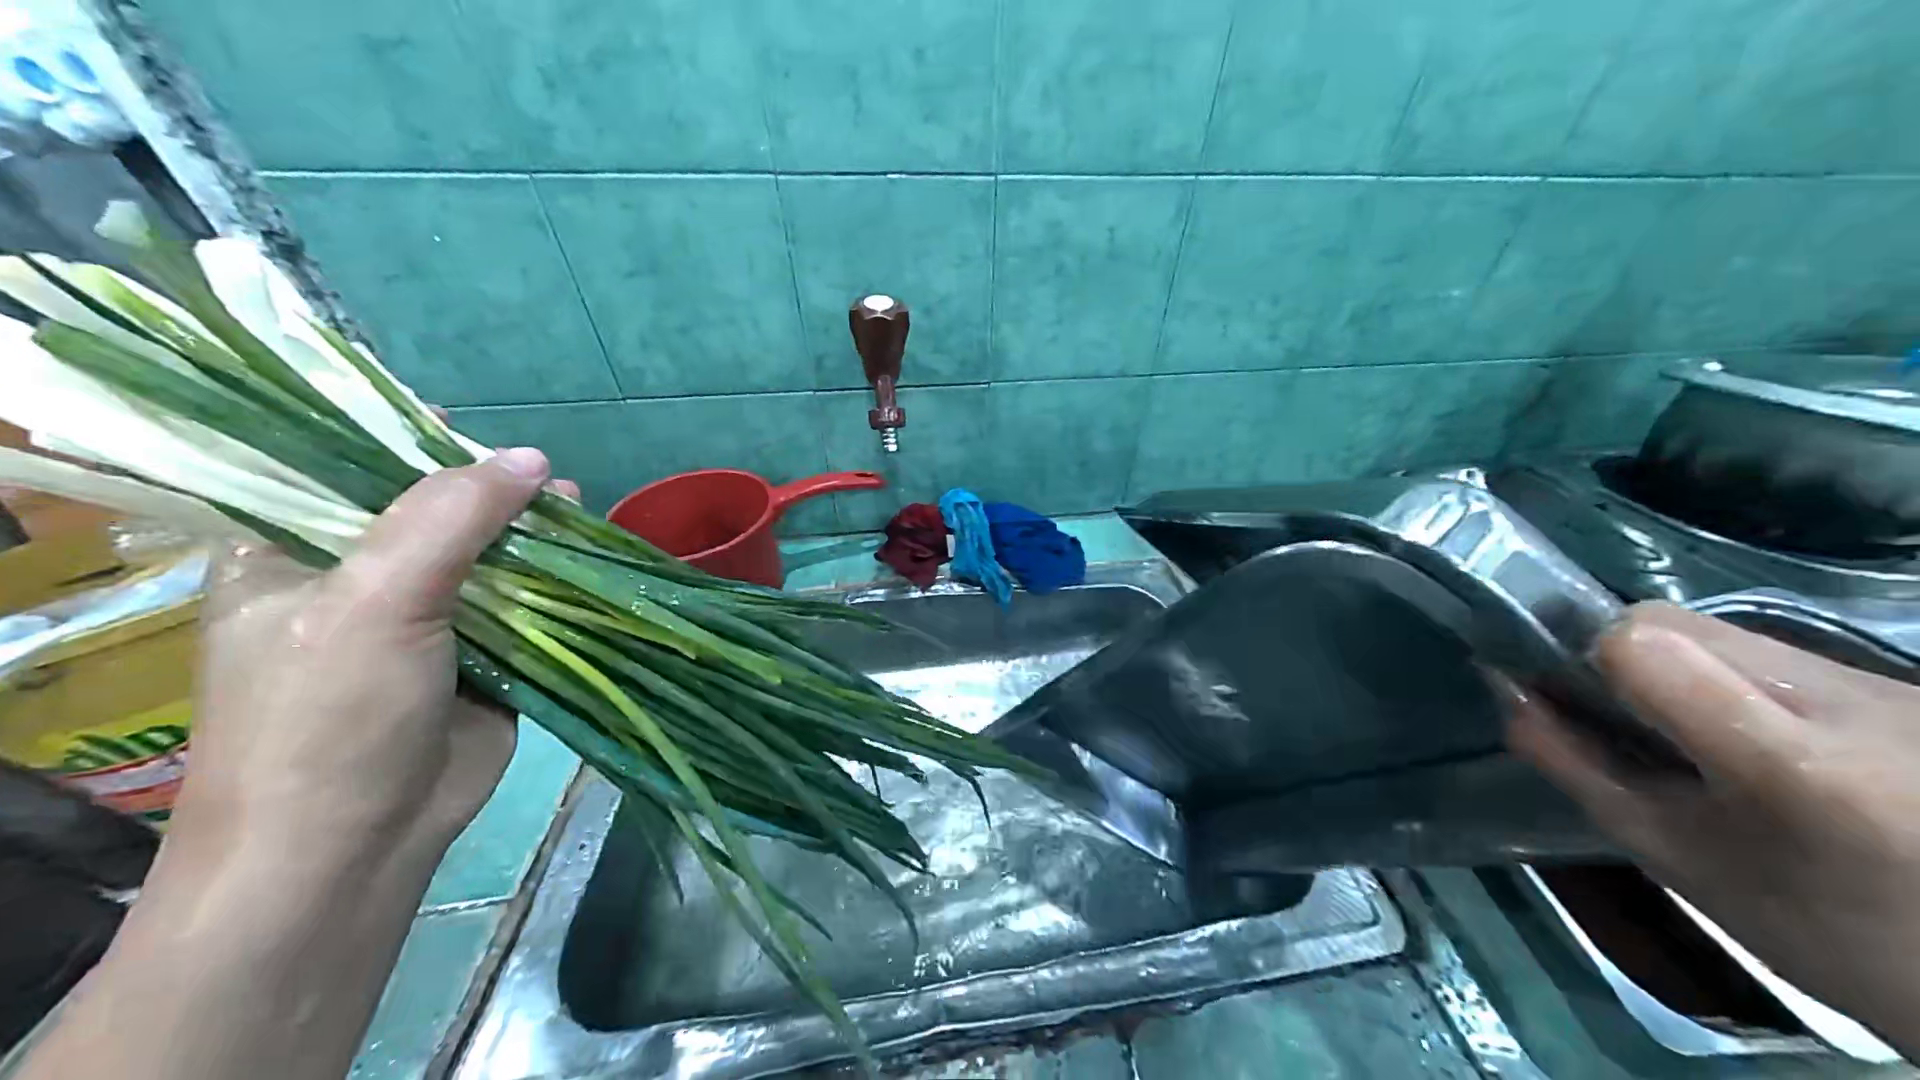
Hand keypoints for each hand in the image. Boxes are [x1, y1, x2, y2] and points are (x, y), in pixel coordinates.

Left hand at [19, 448, 568, 1079]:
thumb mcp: (374, 599)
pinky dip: (556, 583)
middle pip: (434, 511)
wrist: (357, 845)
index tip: (473, 428)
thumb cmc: (329, 717)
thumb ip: (450, 518)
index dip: (409, 441)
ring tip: (577, 509)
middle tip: (545, 476)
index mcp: (292, 554)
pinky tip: (589, 561)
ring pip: (489, 557)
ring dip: (532, 537)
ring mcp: (426, 619)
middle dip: (491, 492)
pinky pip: (524, 603)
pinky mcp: (482, 655)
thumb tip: (534, 458)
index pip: (347, 468)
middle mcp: (359, 579)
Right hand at [1507, 601, 1919, 1057]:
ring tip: (1686, 728)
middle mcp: (1847, 700)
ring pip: (1717, 630)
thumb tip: (1507, 693)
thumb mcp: (1674, 856)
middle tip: (1617, 715)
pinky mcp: (1903, 681)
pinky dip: (1724, 676)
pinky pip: (1766, 648)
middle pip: (1671, 624)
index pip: (1640, 641)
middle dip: (1616, 654)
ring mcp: (1887, 683)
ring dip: (1671, 664)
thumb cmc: (1814, 928)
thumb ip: (1578, 768)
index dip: (1583, 658)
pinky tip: (1750, 733)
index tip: (1567, 696)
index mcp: (1791, 762)